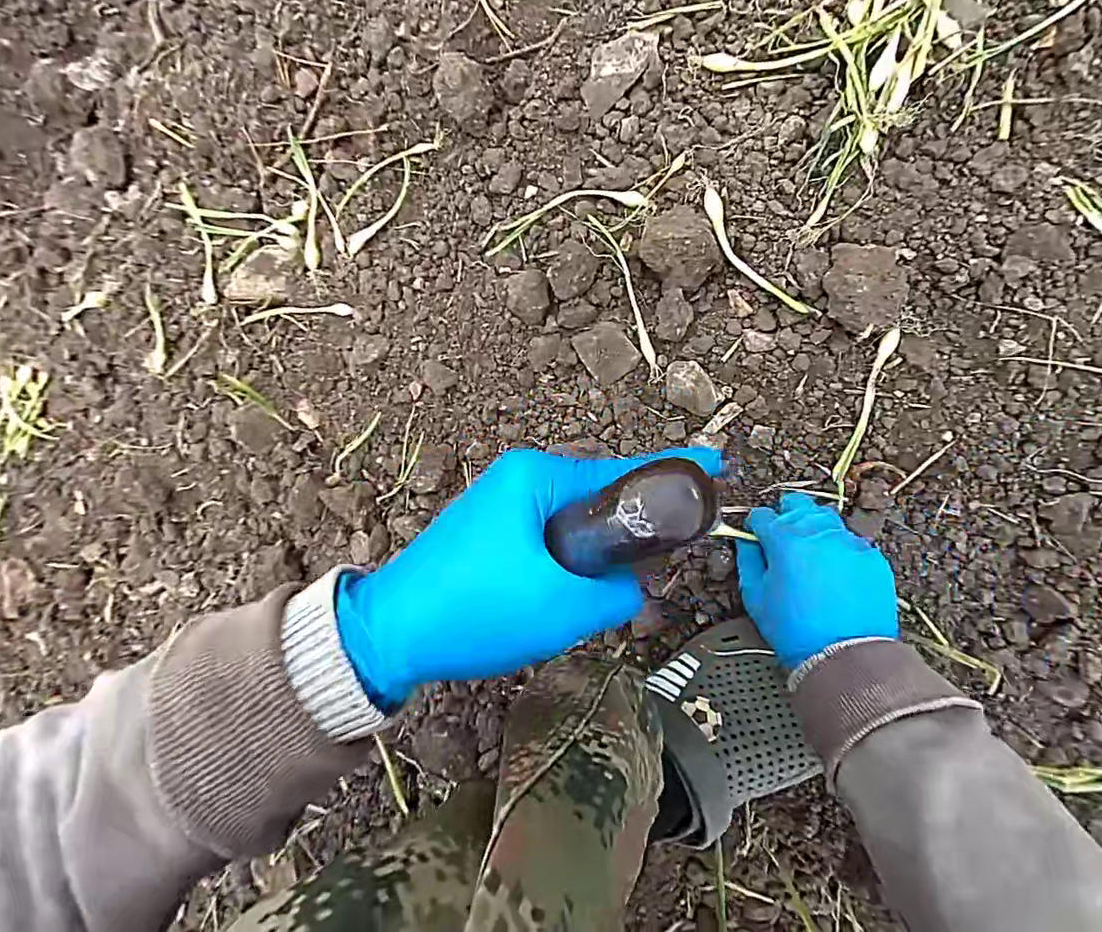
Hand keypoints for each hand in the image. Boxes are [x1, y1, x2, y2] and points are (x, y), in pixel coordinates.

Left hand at [336, 446, 723, 709]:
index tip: (716, 464)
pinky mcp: (496, 528)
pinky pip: (554, 534)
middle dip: (635, 525)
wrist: (385, 637)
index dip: (675, 471)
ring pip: (578, 520)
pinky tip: (581, 585)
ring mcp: (506, 501)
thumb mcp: (561, 609)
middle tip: (669, 552)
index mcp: (537, 476)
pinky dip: (574, 556)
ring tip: (619, 581)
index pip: (623, 470)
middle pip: (603, 496)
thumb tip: (636, 588)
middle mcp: (523, 477)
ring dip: (601, 548)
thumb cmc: (472, 611)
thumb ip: (618, 596)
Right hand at [736, 492, 897, 670]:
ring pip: (826, 519)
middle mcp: (818, 533)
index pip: (763, 515)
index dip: (756, 524)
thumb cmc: (798, 632)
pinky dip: (839, 549)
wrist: (845, 655)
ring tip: (809, 550)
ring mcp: (848, 542)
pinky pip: (850, 542)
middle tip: (782, 532)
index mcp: (785, 541)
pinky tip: (834, 569)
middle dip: (786, 513)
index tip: (757, 531)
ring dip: (814, 527)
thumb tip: (747, 543)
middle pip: (798, 504)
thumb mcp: (756, 598)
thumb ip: (748, 562)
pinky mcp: (870, 557)